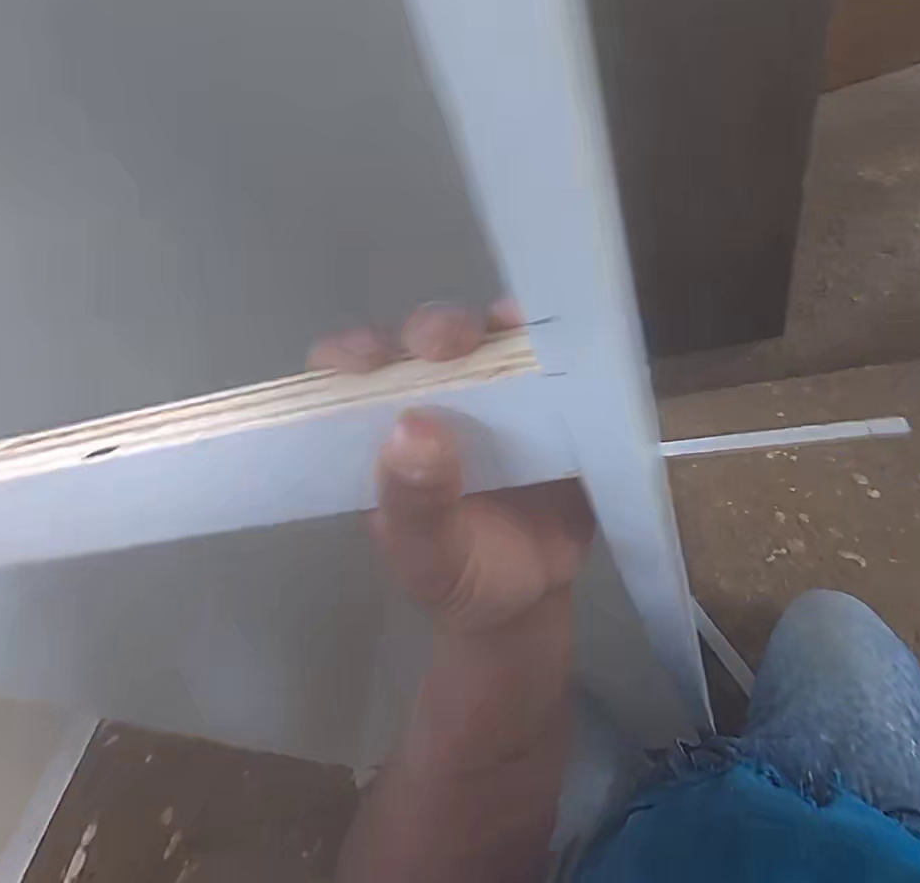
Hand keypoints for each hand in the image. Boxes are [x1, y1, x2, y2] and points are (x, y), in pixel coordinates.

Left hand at [309, 302, 594, 634]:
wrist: (534, 594)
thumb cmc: (465, 576)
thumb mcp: (429, 557)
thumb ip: (416, 505)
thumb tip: (412, 427)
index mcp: (388, 434)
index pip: (355, 377)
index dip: (354, 356)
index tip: (368, 361)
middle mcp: (439, 401)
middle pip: (427, 343)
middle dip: (435, 330)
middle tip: (451, 345)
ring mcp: (497, 396)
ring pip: (489, 339)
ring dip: (495, 325)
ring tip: (510, 328)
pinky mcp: (548, 401)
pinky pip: (549, 361)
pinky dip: (552, 344)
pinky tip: (565, 343)